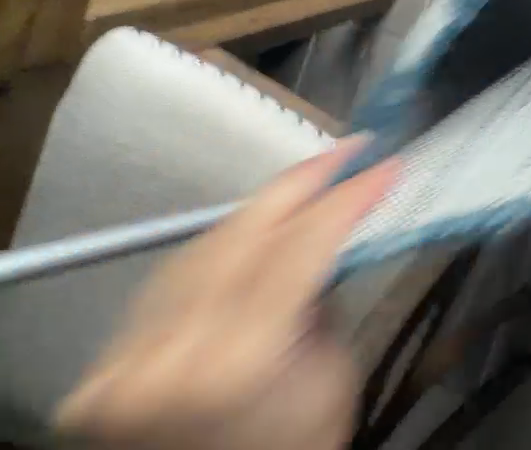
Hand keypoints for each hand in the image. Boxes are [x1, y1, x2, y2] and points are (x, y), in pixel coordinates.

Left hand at [54, 140, 399, 449]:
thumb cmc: (303, 436)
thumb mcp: (335, 359)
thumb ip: (322, 290)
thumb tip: (337, 226)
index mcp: (237, 365)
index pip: (298, 248)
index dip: (347, 197)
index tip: (387, 167)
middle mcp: (163, 362)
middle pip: (237, 239)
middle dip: (299, 185)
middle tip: (349, 151)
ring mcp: (120, 367)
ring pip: (197, 252)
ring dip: (261, 211)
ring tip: (313, 180)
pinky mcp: (102, 370)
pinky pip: (169, 282)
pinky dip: (220, 247)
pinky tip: (257, 228)